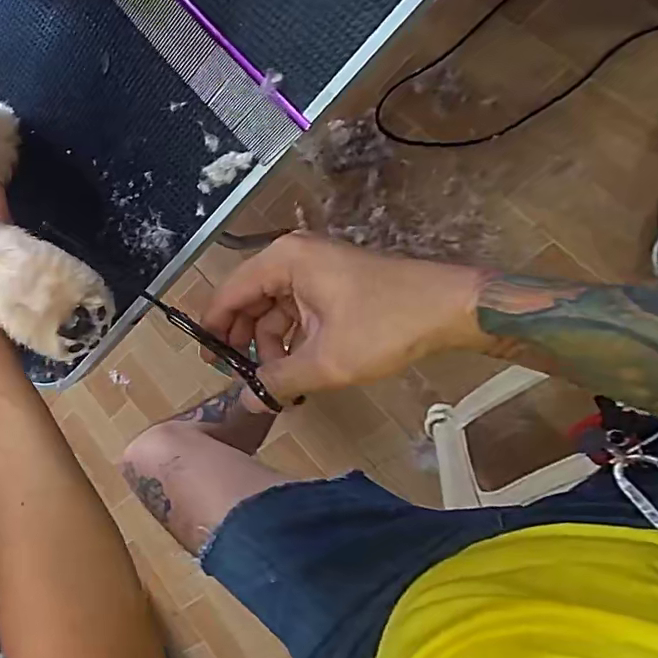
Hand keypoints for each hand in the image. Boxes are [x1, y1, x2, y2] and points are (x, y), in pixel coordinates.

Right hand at [200, 234, 488, 403]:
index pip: (230, 293)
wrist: (450, 307)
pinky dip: (294, 338)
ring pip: (275, 308)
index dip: (214, 330)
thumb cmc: (385, 325)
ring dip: (272, 344)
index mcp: (284, 260)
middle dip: (246, 341)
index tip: (208, 364)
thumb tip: (246, 400)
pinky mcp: (334, 283)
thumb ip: (278, 380)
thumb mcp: (326, 361)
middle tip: (242, 378)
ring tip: (278, 381)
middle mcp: (294, 256)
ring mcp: (316, 268)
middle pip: (251, 300)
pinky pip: (299, 310)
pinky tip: (299, 368)